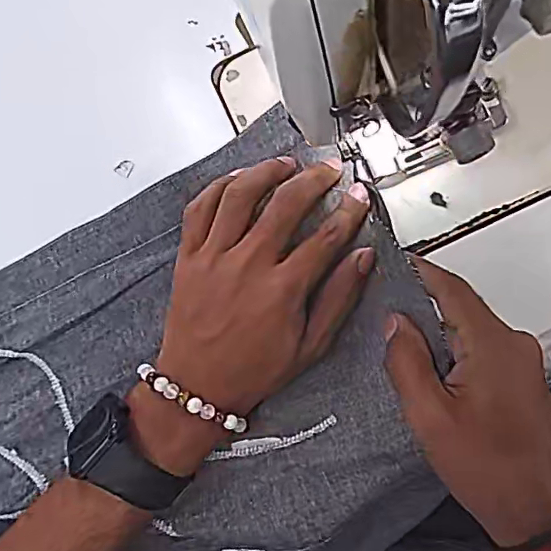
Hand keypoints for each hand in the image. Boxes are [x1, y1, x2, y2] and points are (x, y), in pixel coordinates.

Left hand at [128, 155, 375, 476]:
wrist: (197, 386)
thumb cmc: (252, 370)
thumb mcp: (309, 346)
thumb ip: (338, 298)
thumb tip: (362, 259)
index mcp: (281, 290)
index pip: (325, 237)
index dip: (348, 211)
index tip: (359, 196)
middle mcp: (247, 266)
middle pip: (286, 204)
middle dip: (314, 180)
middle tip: (328, 171)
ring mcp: (213, 257)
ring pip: (240, 195)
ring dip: (266, 172)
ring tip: (285, 164)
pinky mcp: (189, 257)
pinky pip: (200, 208)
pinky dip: (219, 186)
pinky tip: (237, 179)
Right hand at [384, 257, 550, 547]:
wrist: (531, 507)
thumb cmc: (488, 469)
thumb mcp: (429, 416)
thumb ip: (407, 362)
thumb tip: (395, 323)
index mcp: (493, 346)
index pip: (452, 289)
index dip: (422, 271)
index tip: (399, 260)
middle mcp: (515, 345)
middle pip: (462, 306)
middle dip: (424, 303)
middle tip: (388, 307)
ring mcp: (523, 361)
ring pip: (472, 328)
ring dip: (439, 329)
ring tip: (405, 344)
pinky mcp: (523, 377)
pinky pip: (484, 346)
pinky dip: (457, 348)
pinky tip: (435, 369)